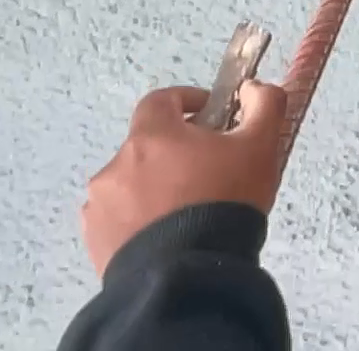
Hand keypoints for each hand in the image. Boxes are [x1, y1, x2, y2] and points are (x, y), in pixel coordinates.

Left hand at [81, 82, 288, 275]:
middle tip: (213, 166)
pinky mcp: (94, 240)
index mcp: (152, 137)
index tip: (212, 114)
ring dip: (159, 182)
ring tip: (192, 206)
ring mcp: (99, 206)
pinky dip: (144, 214)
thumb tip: (252, 88)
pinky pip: (121, 214)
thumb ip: (265, 103)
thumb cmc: (226, 195)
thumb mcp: (262, 143)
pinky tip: (172, 231)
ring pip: (134, 180)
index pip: (159, 100)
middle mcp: (115, 166)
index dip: (187, 99)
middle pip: (149, 144)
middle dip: (179, 148)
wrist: (187, 269)